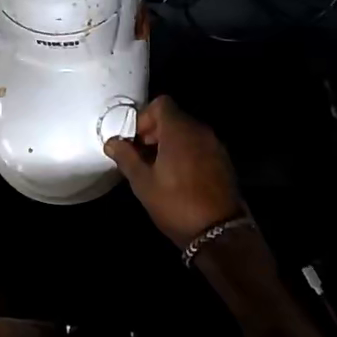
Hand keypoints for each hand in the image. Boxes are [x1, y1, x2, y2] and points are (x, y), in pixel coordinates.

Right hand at [103, 96, 245, 248]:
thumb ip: (126, 157)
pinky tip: (178, 178)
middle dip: (154, 132)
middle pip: (174, 117)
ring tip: (157, 170)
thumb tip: (112, 142)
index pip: (161, 104)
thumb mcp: (143, 183)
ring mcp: (215, 145)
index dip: (144, 118)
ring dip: (170, 143)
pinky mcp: (223, 160)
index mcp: (180, 130)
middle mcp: (200, 130)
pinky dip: (186, 153)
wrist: (219, 233)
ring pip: (187, 132)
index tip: (135, 141)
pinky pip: (199, 145)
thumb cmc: (176, 204)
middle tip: (141, 157)